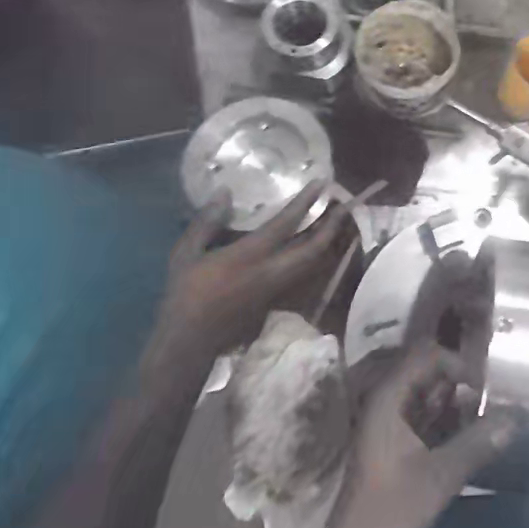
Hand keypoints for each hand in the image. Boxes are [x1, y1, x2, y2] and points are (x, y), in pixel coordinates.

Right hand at [155, 180, 348, 360]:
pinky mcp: (275, 301)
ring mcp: (277, 288)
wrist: (190, 342)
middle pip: (313, 247)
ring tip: (332, 222)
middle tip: (342, 206)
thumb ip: (207, 222)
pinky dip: (312, 256)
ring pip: (311, 262)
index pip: (286, 223)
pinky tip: (309, 246)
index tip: (322, 184)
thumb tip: (224, 192)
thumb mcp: (186, 253)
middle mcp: (271, 271)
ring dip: (325, 241)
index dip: (306, 202)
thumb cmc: (186, 294)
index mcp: (250, 255)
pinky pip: (302, 273)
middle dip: (331, 226)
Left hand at [315, 343, 512, 527]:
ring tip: (489, 410)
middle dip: (460, 379)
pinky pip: (425, 415)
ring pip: (427, 394)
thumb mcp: (439, 478)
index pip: (426, 355)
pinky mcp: (395, 442)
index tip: (486, 385)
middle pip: (426, 372)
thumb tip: (515, 418)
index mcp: (388, 397)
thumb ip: (476, 444)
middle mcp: (386, 400)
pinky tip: (472, 431)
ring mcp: (389, 421)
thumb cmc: (390, 511)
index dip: (458, 363)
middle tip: (494, 394)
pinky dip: (447, 418)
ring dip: (456, 399)